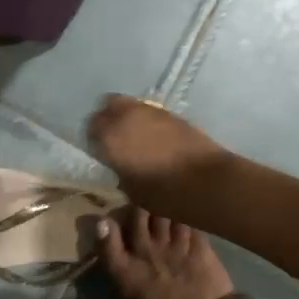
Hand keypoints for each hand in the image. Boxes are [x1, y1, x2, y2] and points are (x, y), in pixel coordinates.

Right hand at [87, 95, 230, 213]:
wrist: (208, 181)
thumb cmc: (166, 193)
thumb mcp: (131, 190)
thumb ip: (119, 170)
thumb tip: (119, 164)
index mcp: (109, 136)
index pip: (90, 128)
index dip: (94, 140)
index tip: (100, 153)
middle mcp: (125, 116)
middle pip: (107, 106)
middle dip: (107, 119)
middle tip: (113, 138)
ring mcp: (149, 111)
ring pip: (128, 104)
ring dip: (126, 117)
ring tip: (134, 137)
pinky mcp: (169, 113)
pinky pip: (147, 111)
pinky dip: (145, 120)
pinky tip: (153, 137)